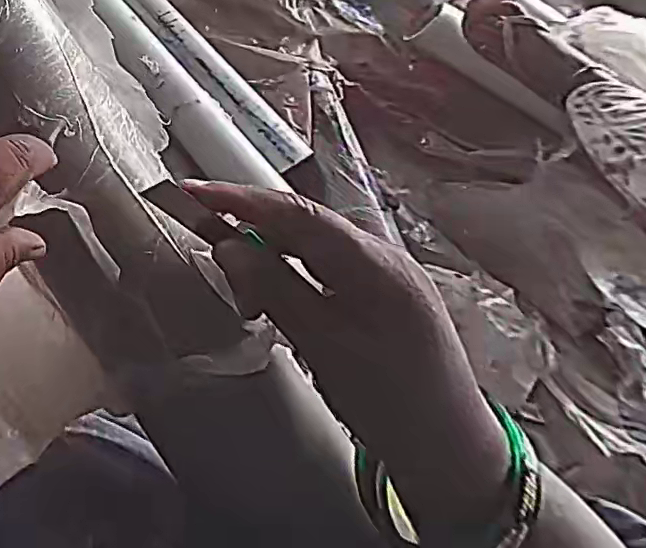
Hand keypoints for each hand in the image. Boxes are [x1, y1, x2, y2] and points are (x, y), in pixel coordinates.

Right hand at [184, 181, 513, 532]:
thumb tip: (225, 243)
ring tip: (229, 265)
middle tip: (196, 219)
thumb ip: (273, 287)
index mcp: (378, 267)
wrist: (455, 454)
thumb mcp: (324, 346)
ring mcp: (381, 268)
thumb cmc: (393, 404)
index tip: (191, 191)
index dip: (239, 197)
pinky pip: (316, 256)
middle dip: (244, 215)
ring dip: (261, 242)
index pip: (296, 213)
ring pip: (304, 235)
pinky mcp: (374, 284)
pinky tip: (263, 281)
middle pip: (299, 218)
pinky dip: (281, 261)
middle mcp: (382, 255)